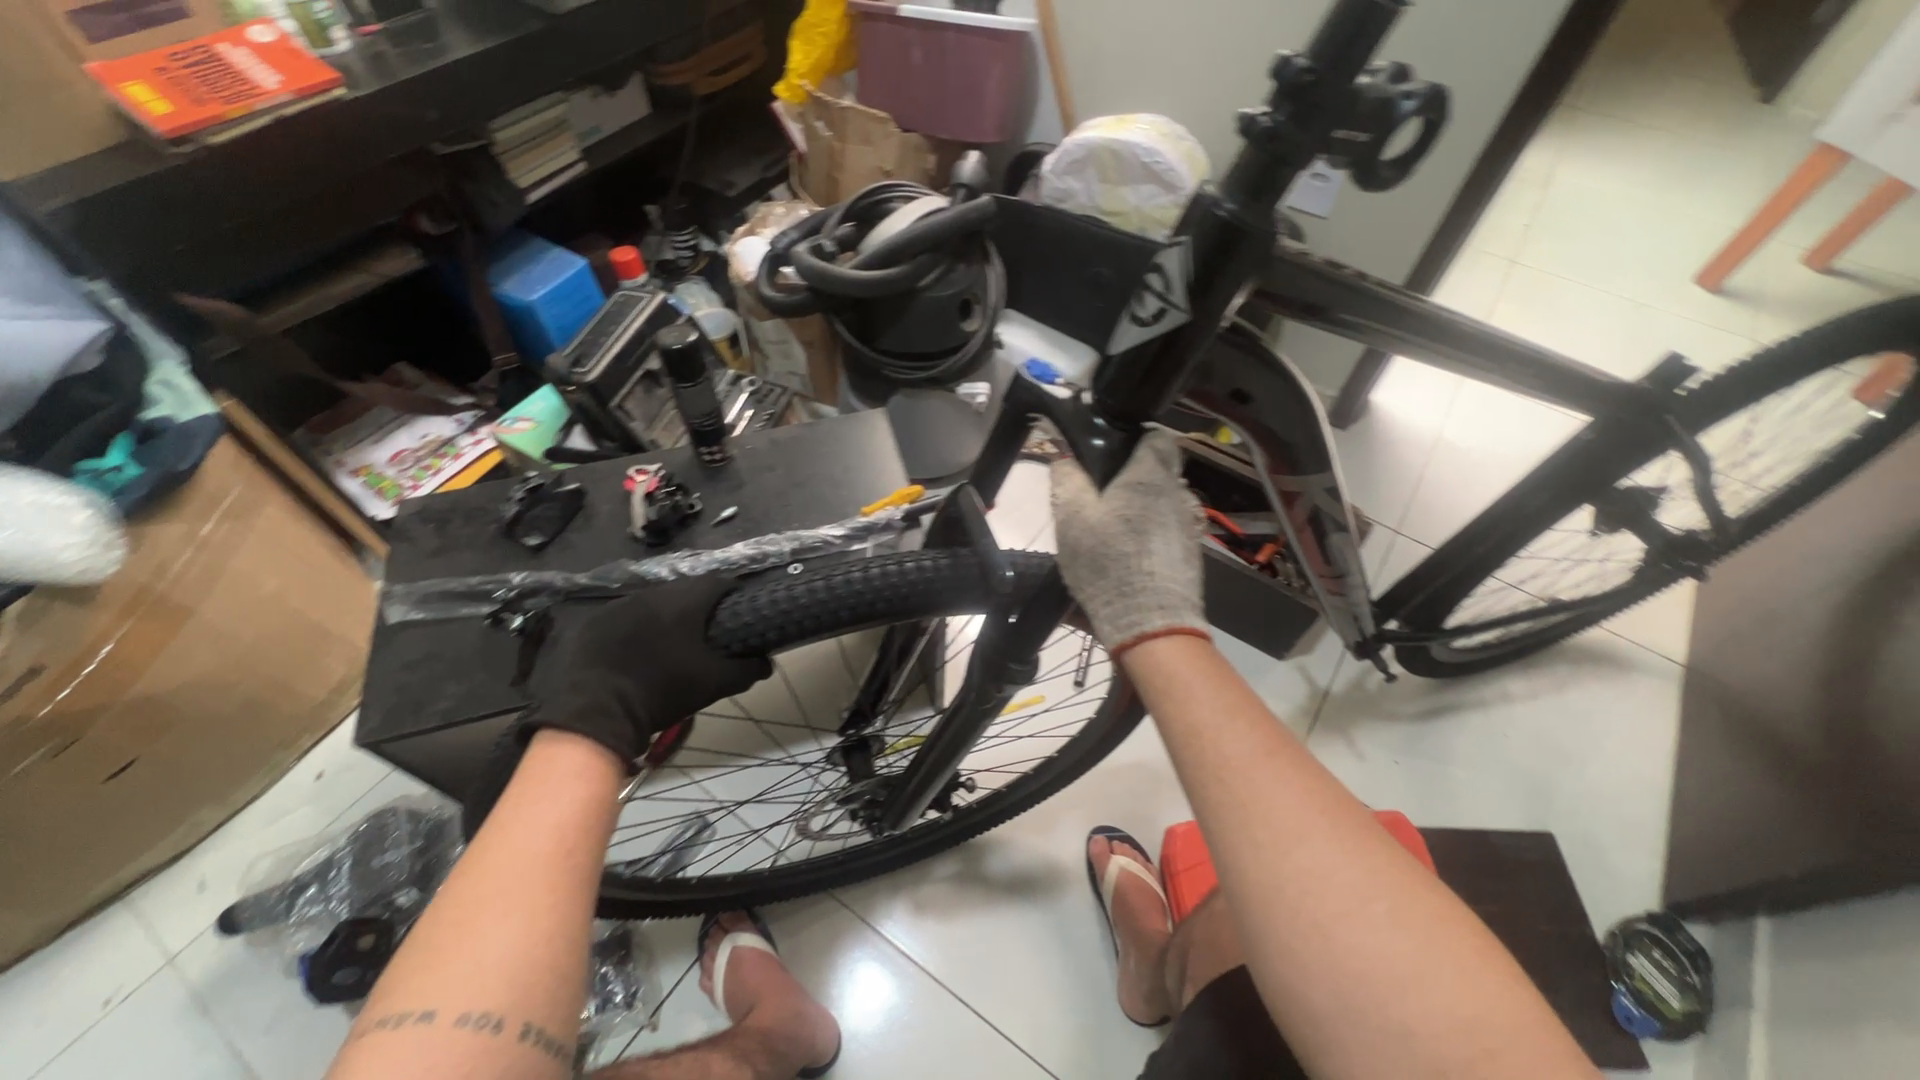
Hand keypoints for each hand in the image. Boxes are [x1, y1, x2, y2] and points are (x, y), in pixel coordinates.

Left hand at [528, 575, 772, 770]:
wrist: (597, 711)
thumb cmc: (663, 692)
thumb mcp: (713, 684)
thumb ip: (745, 670)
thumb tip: (766, 663)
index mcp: (684, 602)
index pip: (718, 583)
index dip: (732, 593)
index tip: (739, 611)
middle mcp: (652, 594)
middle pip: (683, 591)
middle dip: (697, 606)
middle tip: (706, 631)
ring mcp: (619, 605)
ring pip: (652, 603)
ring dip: (665, 616)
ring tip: (670, 641)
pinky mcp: (595, 621)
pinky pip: (624, 617)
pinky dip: (635, 628)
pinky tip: (636, 650)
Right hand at [1050, 429, 1207, 654]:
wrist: (1149, 622)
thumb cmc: (1107, 562)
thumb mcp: (1071, 517)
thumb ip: (1066, 478)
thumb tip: (1064, 454)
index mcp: (1149, 474)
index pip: (1156, 435)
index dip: (1134, 438)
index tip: (1110, 453)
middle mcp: (1177, 493)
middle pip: (1159, 470)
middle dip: (1134, 476)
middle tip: (1101, 495)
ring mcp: (1188, 524)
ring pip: (1164, 501)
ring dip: (1143, 507)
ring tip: (1113, 528)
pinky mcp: (1190, 553)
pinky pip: (1169, 529)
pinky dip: (1150, 534)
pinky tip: (1128, 554)